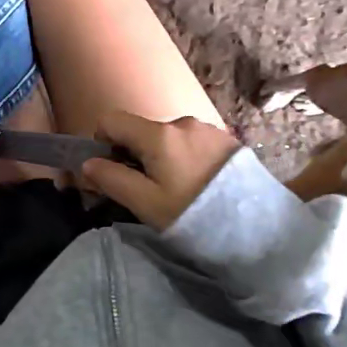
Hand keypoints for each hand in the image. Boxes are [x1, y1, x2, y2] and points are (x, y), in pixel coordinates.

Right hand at [80, 111, 239, 229]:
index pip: (111, 120)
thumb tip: (87, 164)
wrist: (258, 226)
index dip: (102, 142)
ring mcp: (207, 128)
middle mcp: (181, 122)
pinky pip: (191, 142)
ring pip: (167, 138)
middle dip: (133, 154)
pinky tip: (198, 186)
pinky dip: (184, 158)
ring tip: (177, 192)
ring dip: (160, 157)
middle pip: (141, 130)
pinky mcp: (226, 139)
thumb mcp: (145, 204)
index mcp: (158, 134)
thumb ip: (112, 180)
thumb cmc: (193, 215)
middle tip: (144, 190)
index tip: (112, 170)